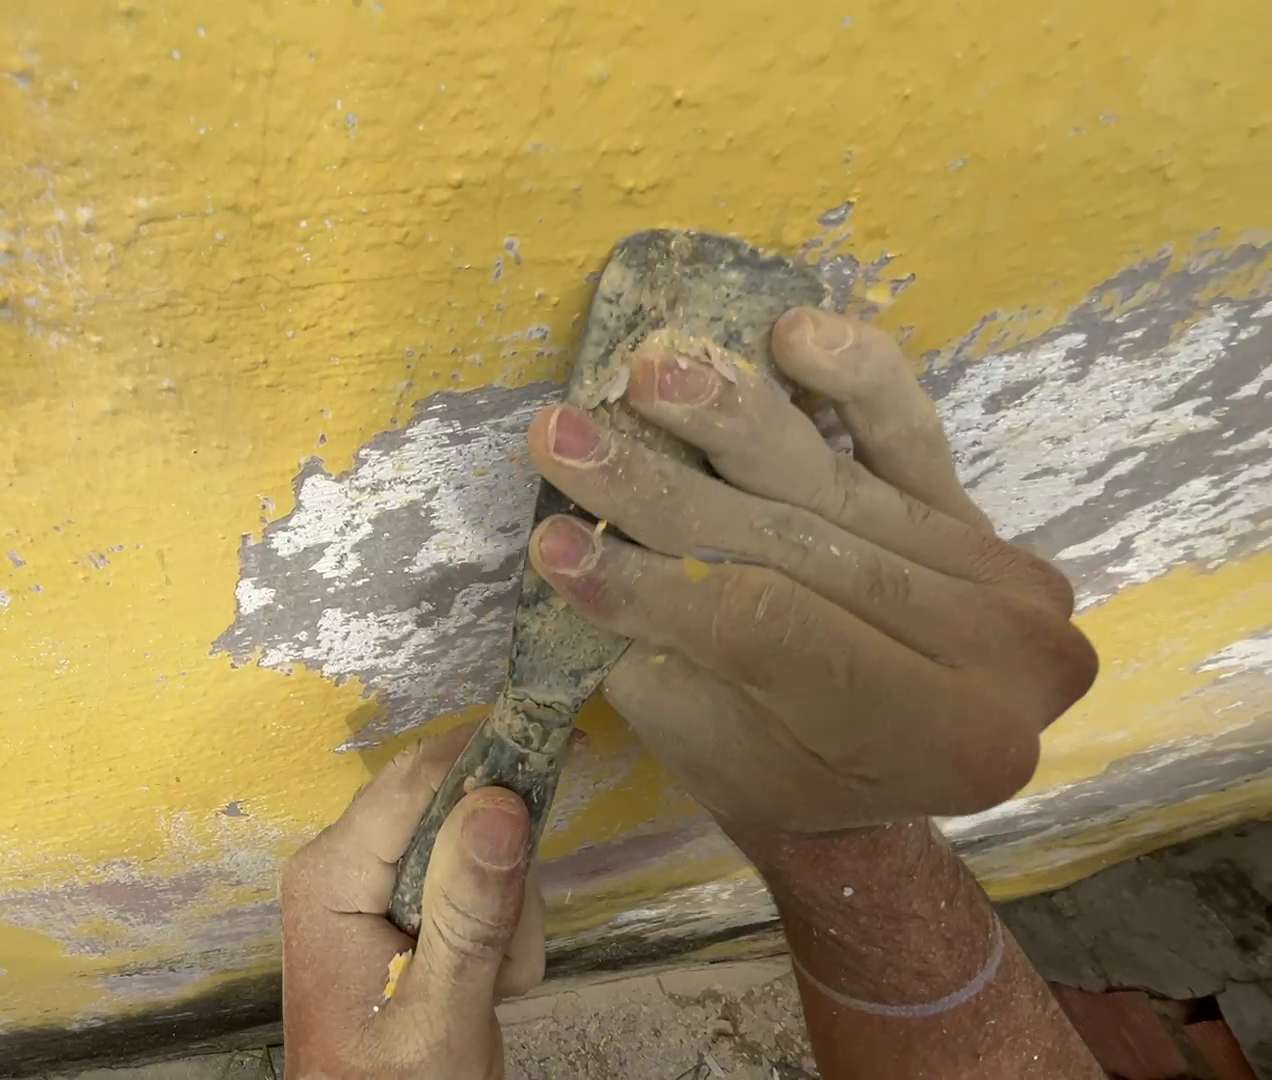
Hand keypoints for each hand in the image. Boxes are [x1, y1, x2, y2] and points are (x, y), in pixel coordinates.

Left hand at [280, 725, 543, 1078]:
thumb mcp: (439, 1015)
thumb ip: (468, 913)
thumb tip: (499, 801)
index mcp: (332, 872)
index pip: (413, 781)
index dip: (485, 756)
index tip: (562, 744)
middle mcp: (345, 860)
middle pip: (446, 809)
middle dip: (497, 873)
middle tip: (509, 944)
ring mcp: (374, 881)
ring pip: (471, 847)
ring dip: (502, 914)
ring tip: (490, 988)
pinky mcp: (404, 903)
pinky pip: (471, 881)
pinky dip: (497, 929)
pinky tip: (484, 987)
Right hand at [523, 307, 1097, 830]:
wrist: (879, 768)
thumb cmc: (773, 776)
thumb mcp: (705, 748)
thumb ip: (658, 653)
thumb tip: (583, 552)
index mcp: (931, 736)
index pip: (761, 630)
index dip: (647, 585)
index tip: (549, 545)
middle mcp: (993, 648)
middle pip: (786, 541)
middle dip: (654, 491)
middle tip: (561, 440)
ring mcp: (997, 569)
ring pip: (829, 477)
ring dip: (724, 417)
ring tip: (645, 374)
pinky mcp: (971, 511)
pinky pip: (913, 429)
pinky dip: (856, 375)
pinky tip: (793, 333)